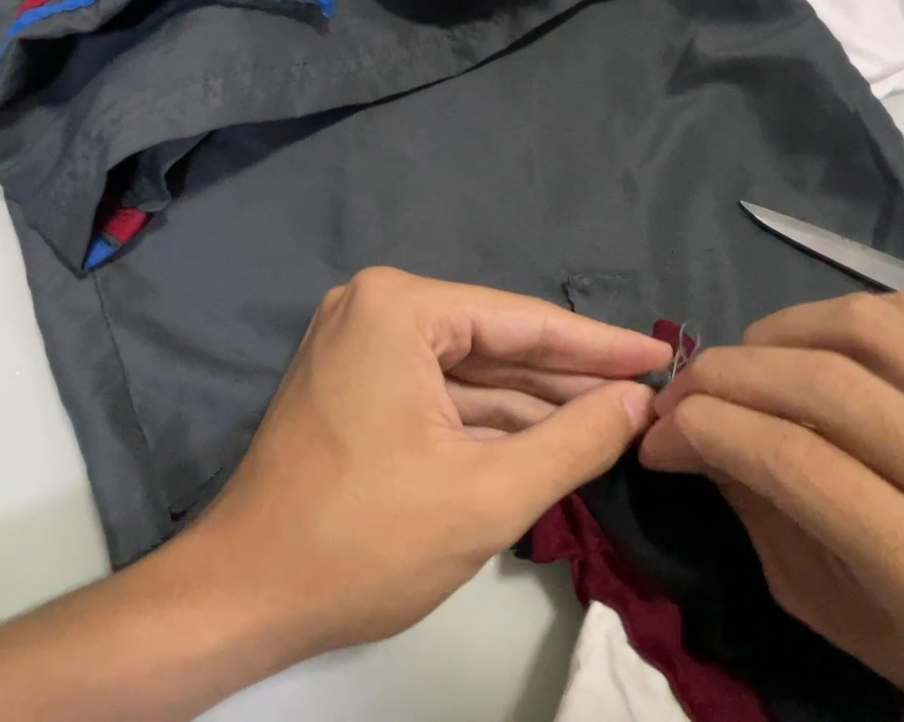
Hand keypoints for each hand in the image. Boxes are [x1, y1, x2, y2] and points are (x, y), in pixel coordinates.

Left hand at [0, 269, 665, 721]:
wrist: (235, 596)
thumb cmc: (351, 538)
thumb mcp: (483, 492)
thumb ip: (566, 434)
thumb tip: (637, 395)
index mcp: (400, 305)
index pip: (524, 322)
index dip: (601, 343)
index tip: (668, 355)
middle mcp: (375, 306)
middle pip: (499, 343)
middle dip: (574, 369)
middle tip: (658, 385)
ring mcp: (360, 347)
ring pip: (474, 375)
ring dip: (536, 404)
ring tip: (617, 417)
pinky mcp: (353, 387)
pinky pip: (447, 401)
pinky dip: (495, 425)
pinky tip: (548, 448)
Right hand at [640, 292, 903, 721]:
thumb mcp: (820, 601)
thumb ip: (753, 503)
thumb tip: (684, 424)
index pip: (800, 464)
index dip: (707, 429)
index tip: (657, 433)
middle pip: (829, 388)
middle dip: (726, 375)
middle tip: (682, 391)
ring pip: (868, 328)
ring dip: (777, 333)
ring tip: (745, 363)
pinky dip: (837, 318)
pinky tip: (811, 349)